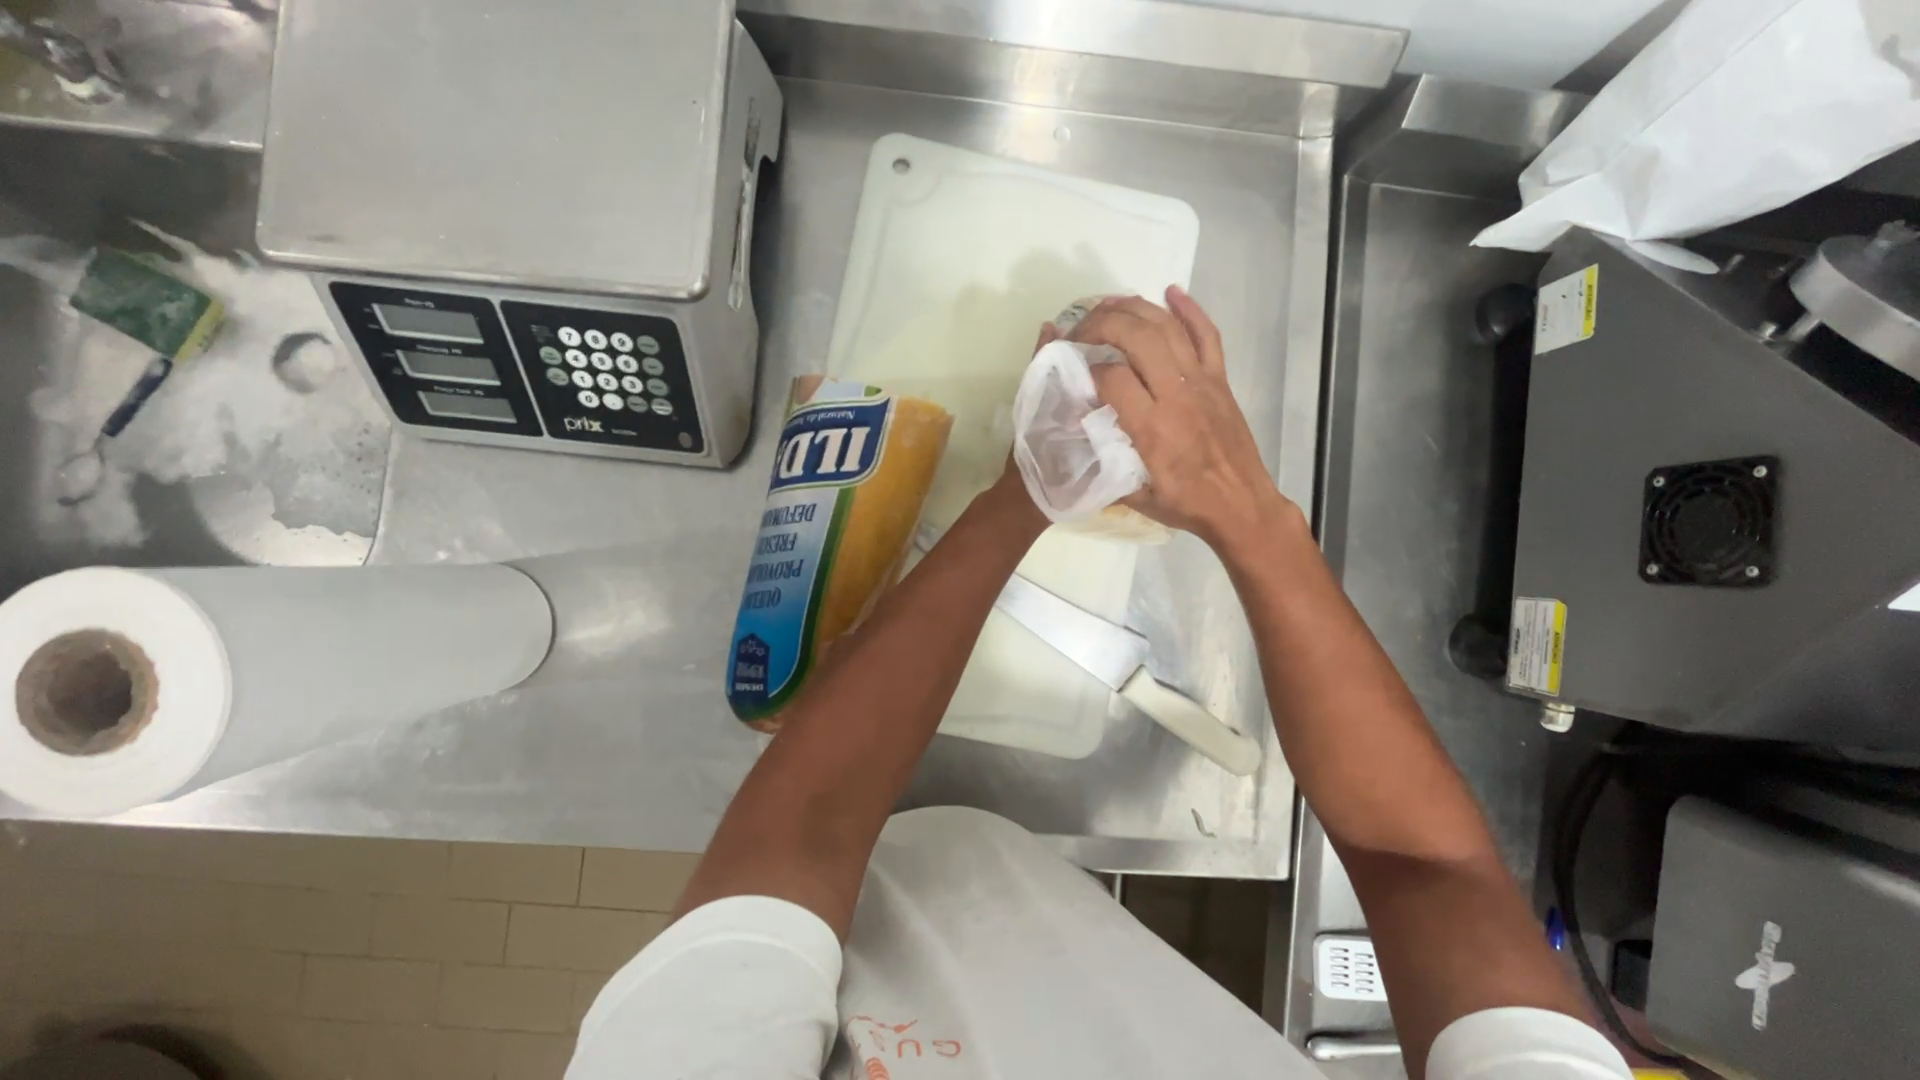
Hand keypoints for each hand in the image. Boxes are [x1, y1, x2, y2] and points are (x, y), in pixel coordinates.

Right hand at [1069, 287, 1296, 551]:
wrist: (1241, 506)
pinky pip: (1207, 335)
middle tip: (1080, 329)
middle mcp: (1177, 395)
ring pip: (1168, 327)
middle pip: (1137, 337)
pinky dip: (1190, 309)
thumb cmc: (1185, 505)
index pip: (1111, 377)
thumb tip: (1081, 429)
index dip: (1087, 369)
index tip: (1077, 375)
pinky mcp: (1221, 380)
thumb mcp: (1136, 494)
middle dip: (1102, 323)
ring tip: (1107, 304)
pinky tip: (1170, 292)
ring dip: (1135, 307)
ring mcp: (1203, 382)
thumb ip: (1106, 461)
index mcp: (1152, 428)